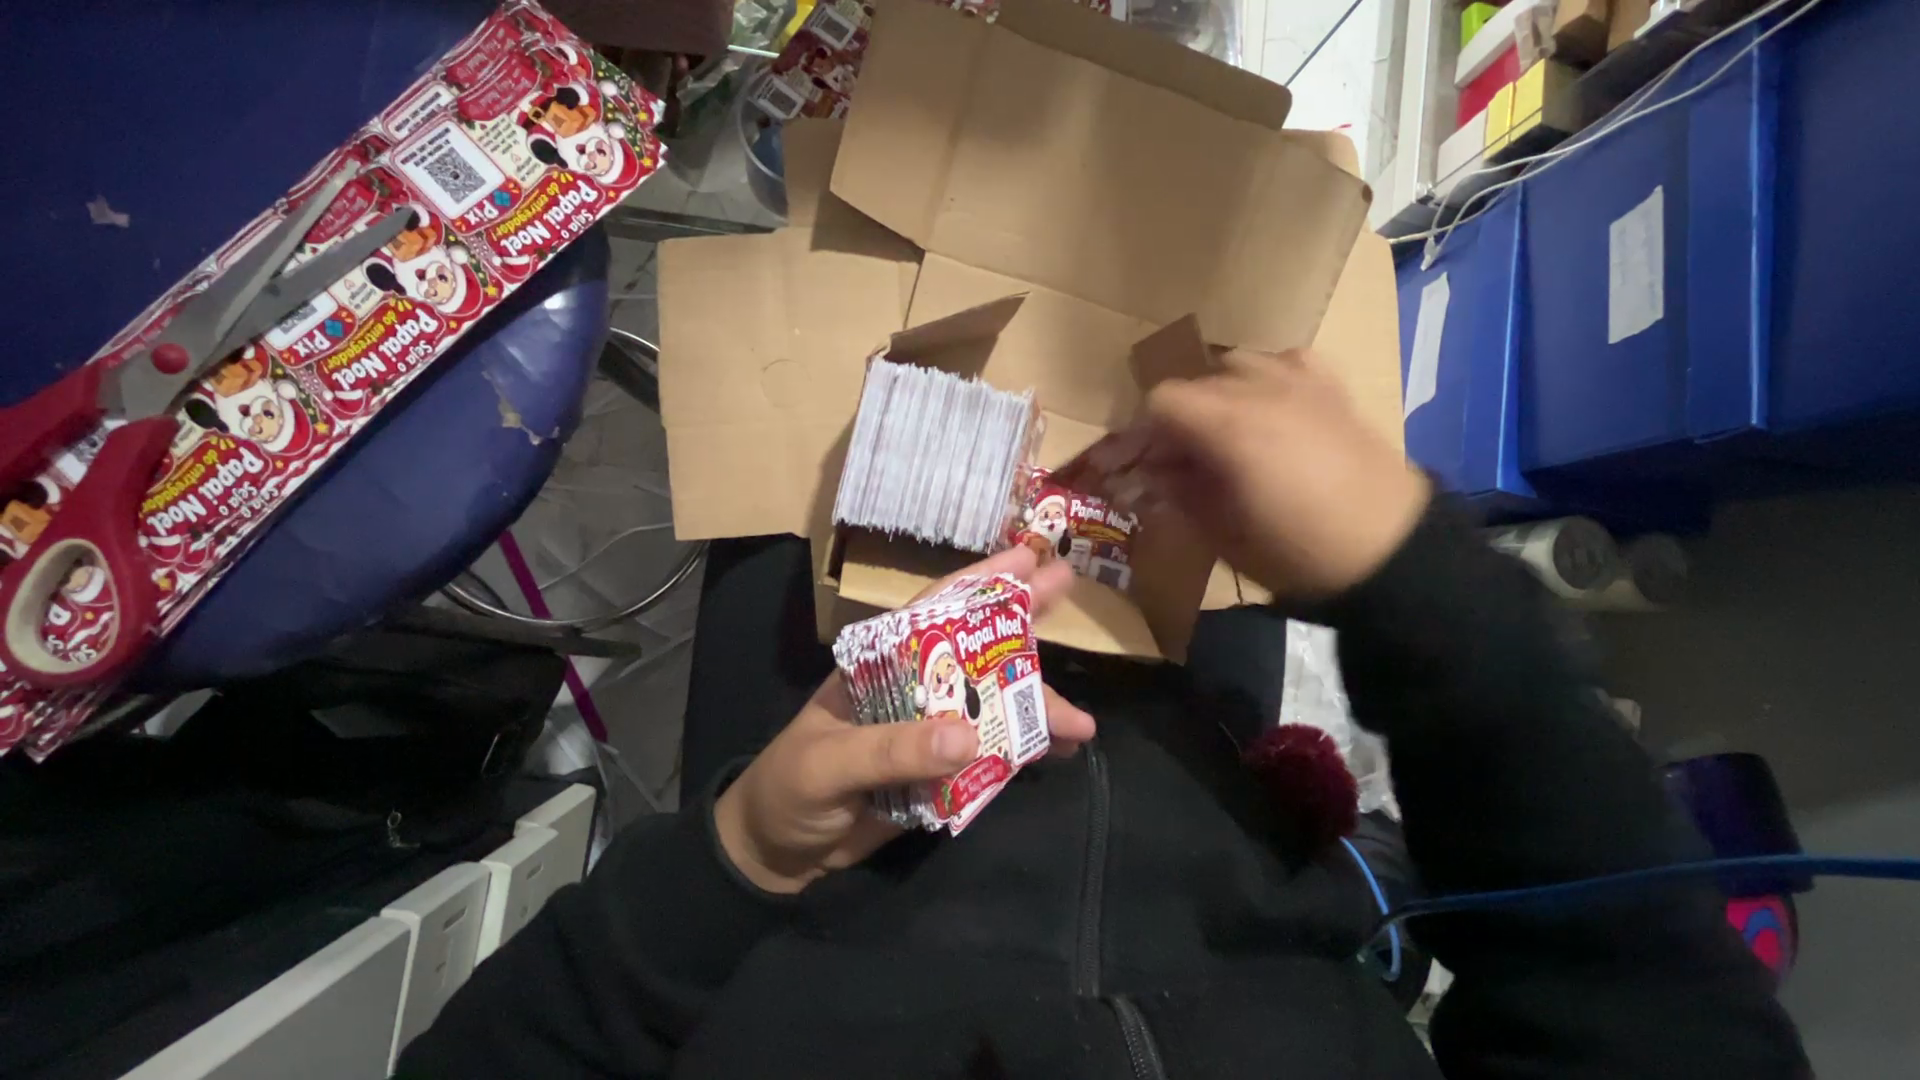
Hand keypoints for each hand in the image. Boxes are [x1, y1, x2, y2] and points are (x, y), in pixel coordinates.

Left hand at [713, 545, 1095, 893]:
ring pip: (993, 705)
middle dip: (1024, 621)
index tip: (1028, 557)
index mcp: (881, 667)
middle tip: (1069, 587)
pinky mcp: (941, 771)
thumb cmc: (790, 790)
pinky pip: (992, 753)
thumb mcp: (830, 764)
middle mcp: (914, 689)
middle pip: (976, 649)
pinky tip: (1059, 752)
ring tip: (1083, 725)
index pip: (934, 612)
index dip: (980, 582)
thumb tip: (968, 734)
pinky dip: (1025, 751)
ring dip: (1035, 708)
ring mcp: (930, 729)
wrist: (778, 854)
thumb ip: (893, 749)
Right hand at [1062, 350, 1429, 597]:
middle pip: (1193, 382)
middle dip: (1175, 418)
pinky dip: (1264, 380)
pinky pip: (1283, 362)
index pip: (1160, 400)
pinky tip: (1267, 408)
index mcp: (1229, 426)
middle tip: (1176, 460)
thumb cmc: (1297, 551)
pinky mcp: (1331, 389)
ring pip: (1235, 364)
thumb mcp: (1222, 533)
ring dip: (1215, 395)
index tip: (1140, 463)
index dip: (1141, 432)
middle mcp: (1261, 389)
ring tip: (1220, 434)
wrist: (1389, 550)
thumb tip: (1151, 473)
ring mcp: (1300, 382)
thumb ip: (1179, 492)